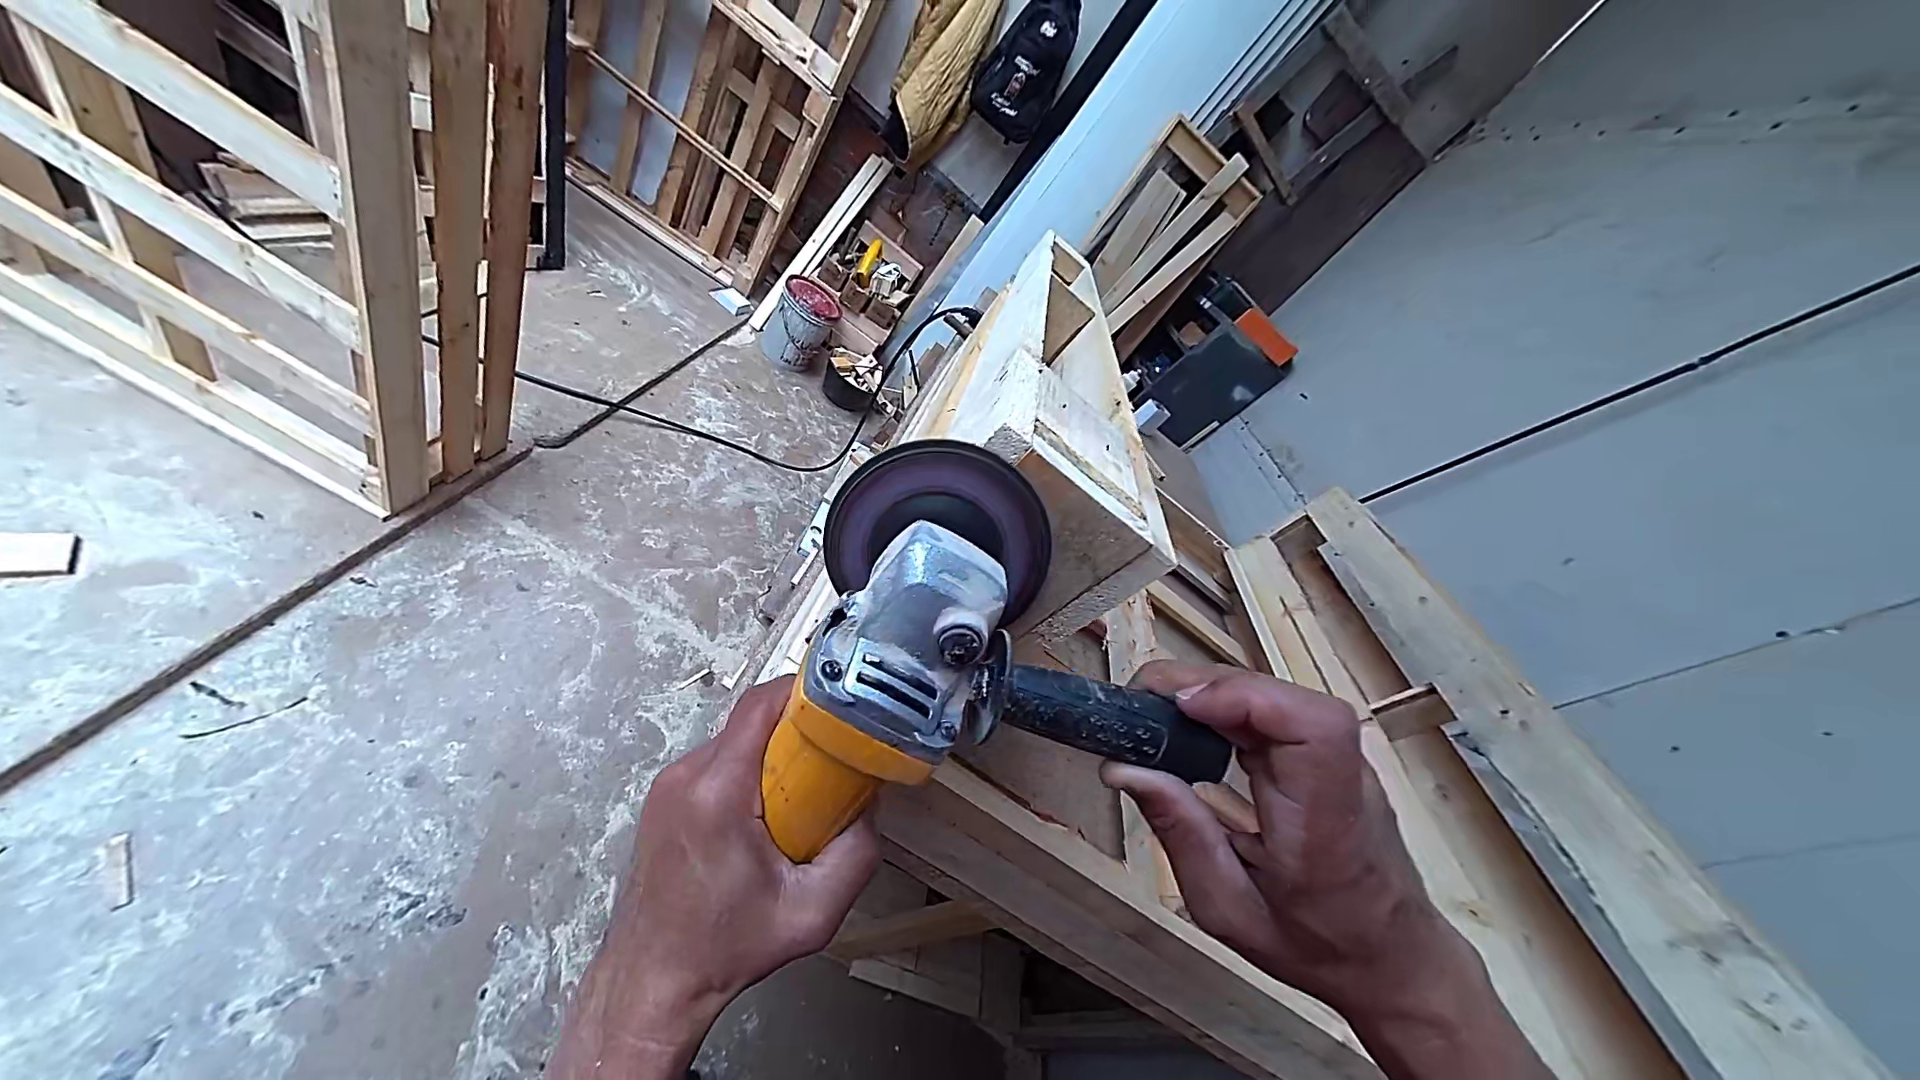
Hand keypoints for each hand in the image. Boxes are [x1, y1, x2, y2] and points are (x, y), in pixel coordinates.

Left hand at [547, 676, 879, 1078]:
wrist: (649, 985)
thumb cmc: (725, 950)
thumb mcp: (812, 913)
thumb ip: (856, 854)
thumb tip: (870, 803)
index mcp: (717, 792)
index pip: (761, 705)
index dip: (804, 691)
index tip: (839, 703)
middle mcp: (686, 776)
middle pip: (753, 720)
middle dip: (798, 728)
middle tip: (831, 758)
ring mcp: (669, 785)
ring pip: (737, 739)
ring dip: (774, 752)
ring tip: (801, 792)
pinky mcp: (665, 797)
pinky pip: (719, 761)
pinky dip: (750, 769)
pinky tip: (766, 810)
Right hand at [1102, 661, 1549, 1079]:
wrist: (1392, 955)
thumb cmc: (1313, 943)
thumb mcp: (1226, 906)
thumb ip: (1178, 832)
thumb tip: (1121, 767)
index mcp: (1325, 824)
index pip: (1311, 727)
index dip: (1241, 697)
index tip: (1180, 707)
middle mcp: (1341, 775)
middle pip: (1276, 693)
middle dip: (1199, 686)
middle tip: (1137, 707)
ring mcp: (1338, 755)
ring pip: (1269, 688)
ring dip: (1203, 689)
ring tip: (1152, 712)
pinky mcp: (1322, 747)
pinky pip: (1267, 703)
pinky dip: (1218, 700)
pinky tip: (1188, 719)